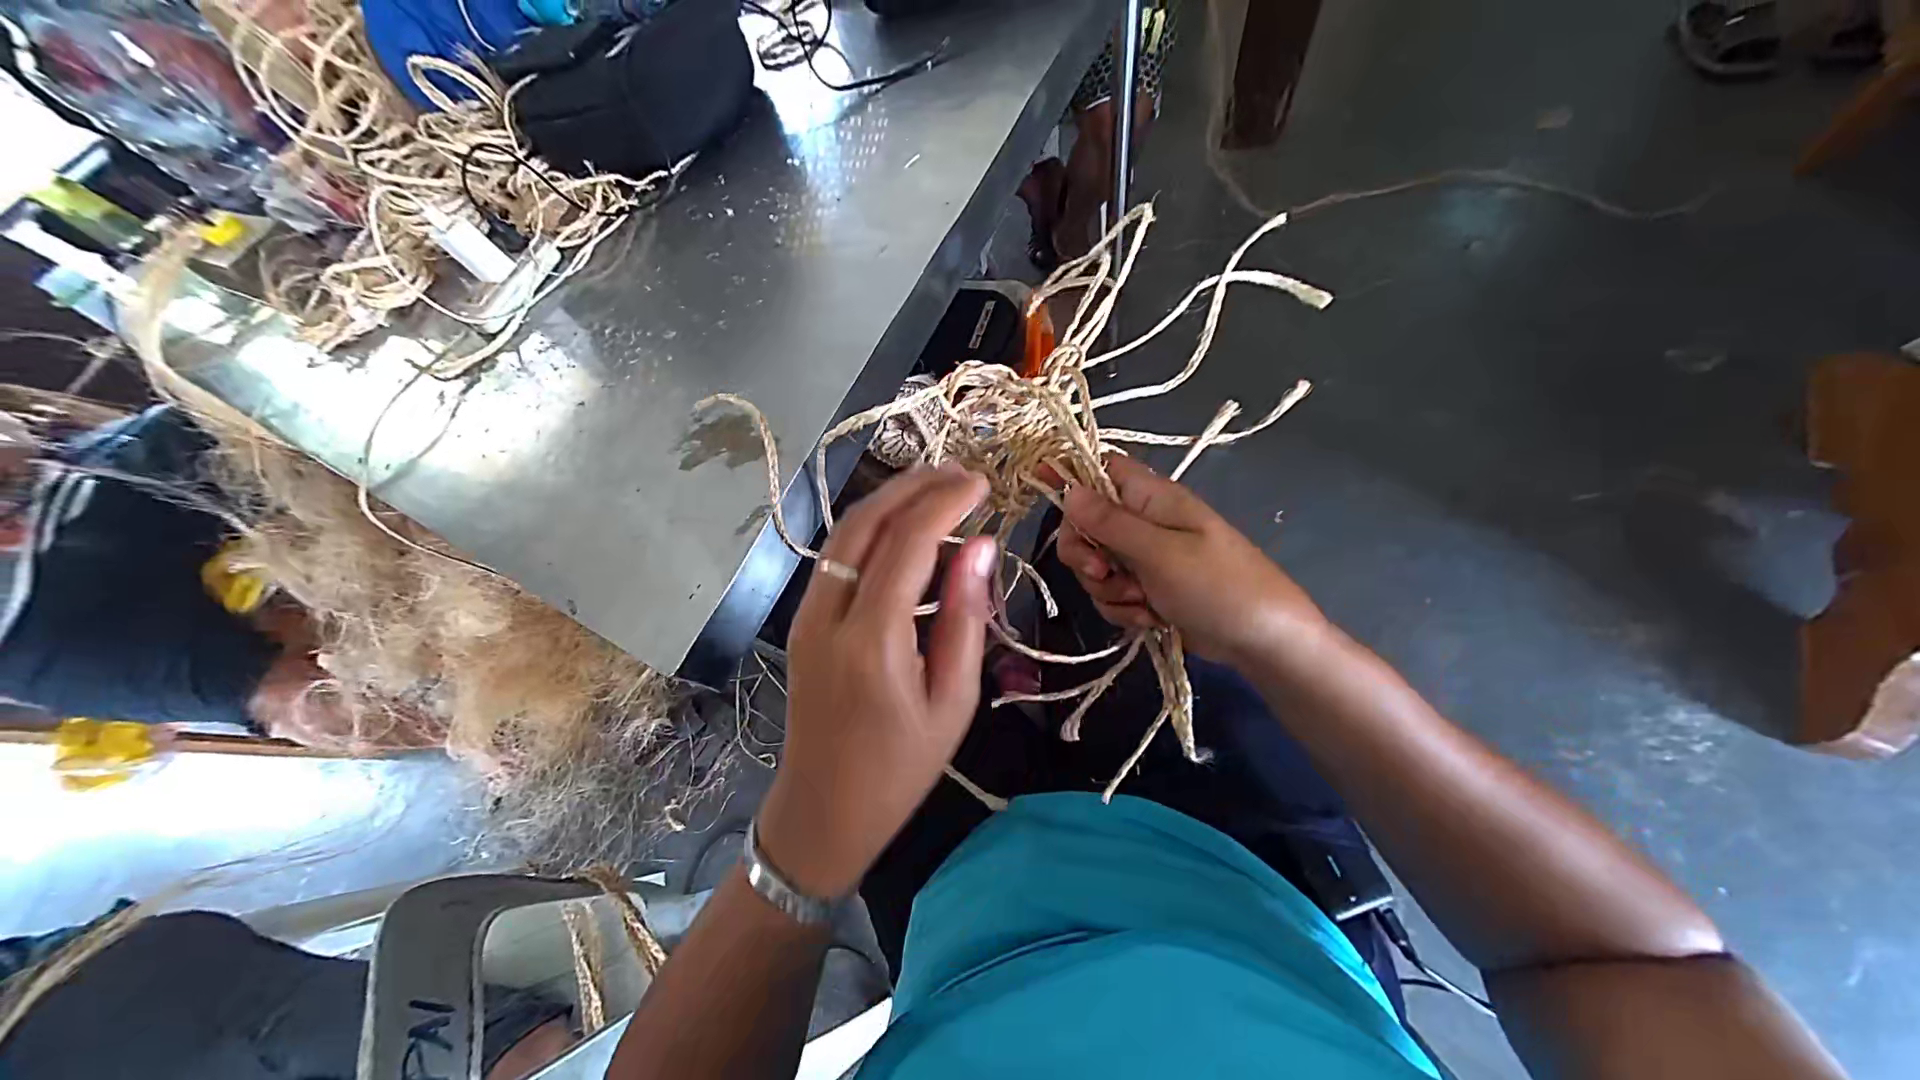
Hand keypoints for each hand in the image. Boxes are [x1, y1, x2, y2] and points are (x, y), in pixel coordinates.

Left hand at [756, 465, 997, 897]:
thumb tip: (983, 547)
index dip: (946, 502)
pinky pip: (838, 557)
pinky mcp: (802, 621)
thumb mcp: (953, 702)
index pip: (908, 542)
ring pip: (844, 533)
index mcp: (871, 641)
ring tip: (940, 490)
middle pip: (864, 521)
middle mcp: (827, 615)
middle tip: (961, 473)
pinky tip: (908, 531)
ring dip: (891, 501)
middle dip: (914, 485)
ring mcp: (806, 615)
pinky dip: (874, 530)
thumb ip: (966, 618)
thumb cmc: (898, 770)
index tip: (981, 483)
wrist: (821, 811)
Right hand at [1059, 454, 1326, 663]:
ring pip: (1094, 565)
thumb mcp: (1160, 552)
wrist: (1261, 640)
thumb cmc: (1218, 585)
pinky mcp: (1145, 588)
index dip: (1067, 473)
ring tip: (1143, 602)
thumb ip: (1110, 521)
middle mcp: (1142, 521)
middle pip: (1084, 524)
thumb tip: (1067, 488)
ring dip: (1108, 589)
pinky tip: (1150, 618)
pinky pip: (1111, 592)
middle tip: (1105, 572)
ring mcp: (1143, 557)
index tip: (1038, 488)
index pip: (1098, 468)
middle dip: (1085, 554)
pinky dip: (1123, 608)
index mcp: (1149, 497)